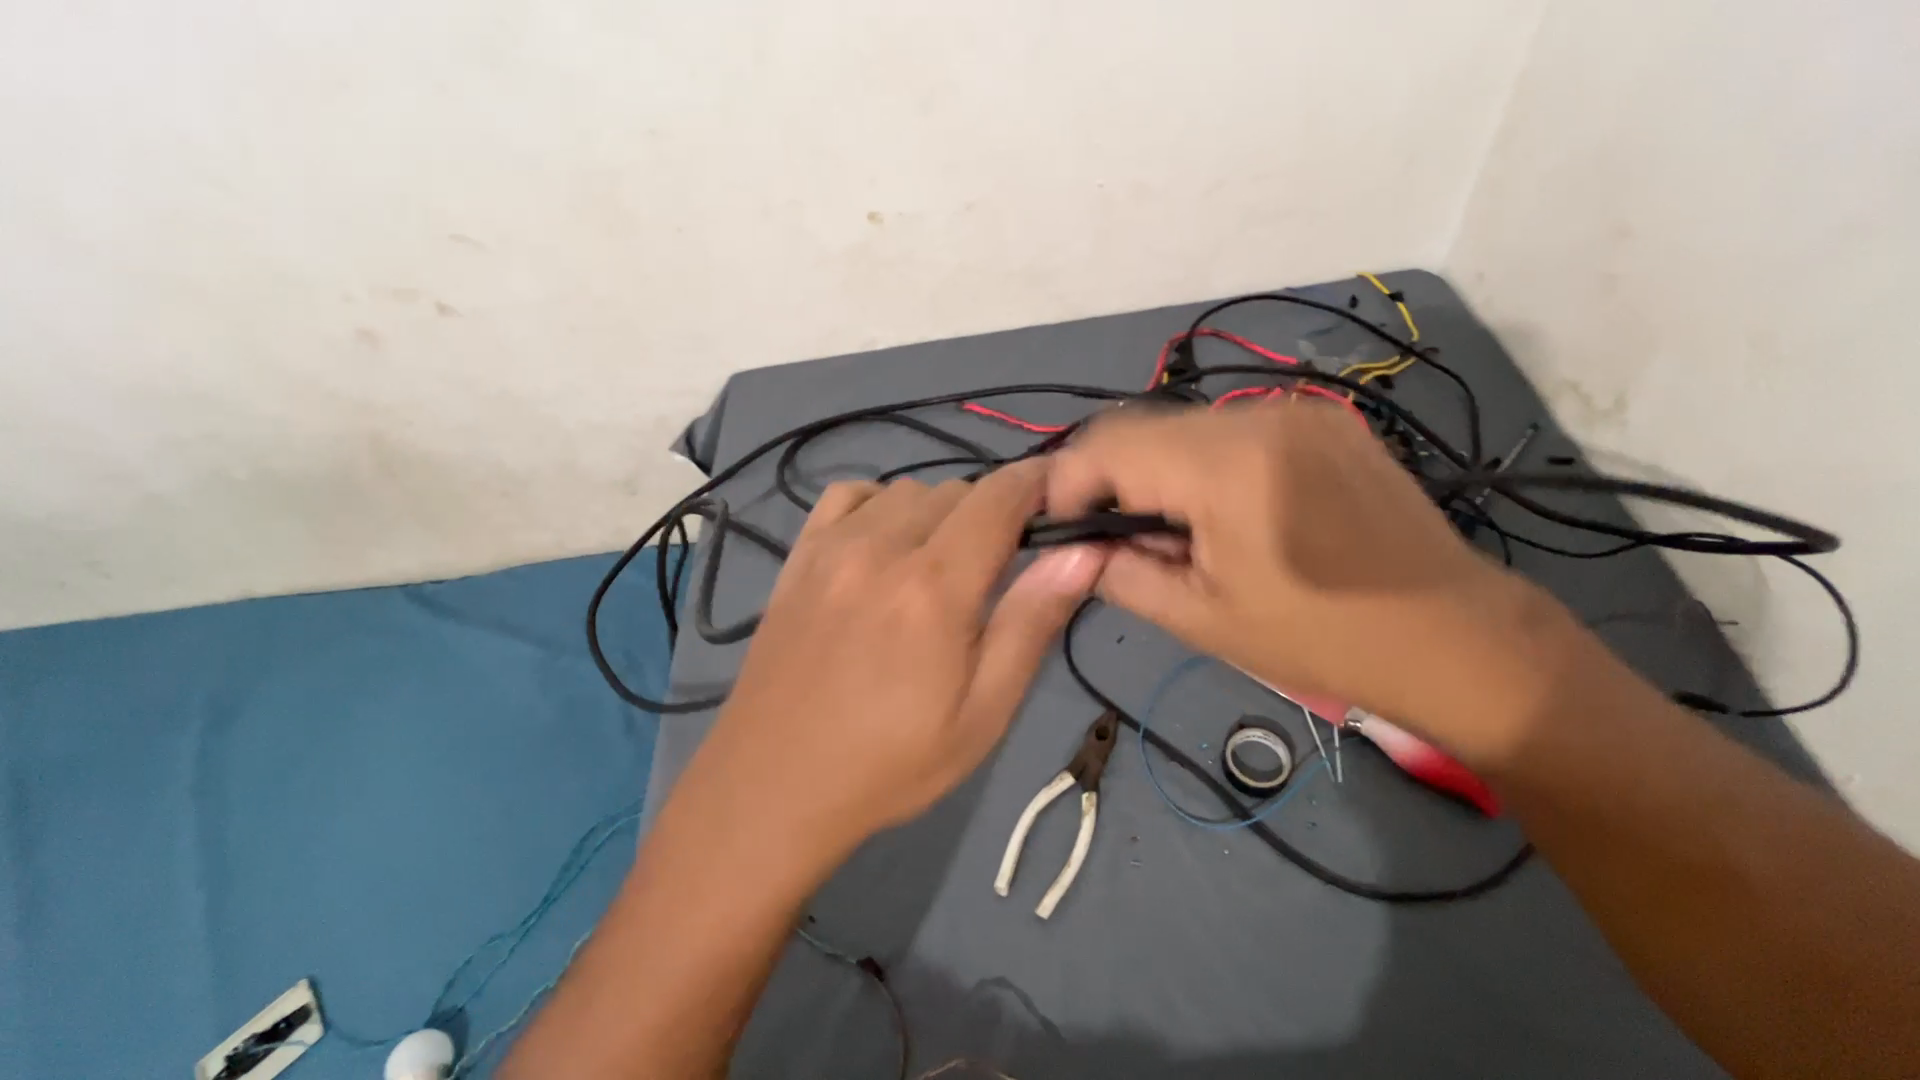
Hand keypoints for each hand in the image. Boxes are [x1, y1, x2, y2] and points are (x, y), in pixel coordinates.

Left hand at [697, 460, 1105, 854]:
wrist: (774, 786)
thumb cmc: (892, 763)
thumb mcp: (983, 712)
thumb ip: (1031, 622)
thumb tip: (1084, 551)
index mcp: (933, 586)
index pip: (999, 496)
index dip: (1038, 485)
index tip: (1059, 504)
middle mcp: (879, 547)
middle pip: (956, 490)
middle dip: (992, 513)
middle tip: (1000, 569)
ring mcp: (830, 548)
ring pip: (905, 490)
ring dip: (939, 512)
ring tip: (941, 567)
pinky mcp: (797, 559)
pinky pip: (847, 496)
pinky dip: (879, 505)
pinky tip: (884, 547)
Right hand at [1045, 400, 1564, 754]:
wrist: (1452, 634)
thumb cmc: (1320, 638)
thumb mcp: (1201, 619)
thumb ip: (1122, 573)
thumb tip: (1079, 546)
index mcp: (1225, 464)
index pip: (1109, 444)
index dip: (1067, 481)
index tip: (1060, 527)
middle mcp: (1259, 416)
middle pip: (1146, 428)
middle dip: (1113, 478)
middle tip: (1114, 538)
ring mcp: (1299, 412)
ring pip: (1190, 427)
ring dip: (1160, 471)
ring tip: (1175, 533)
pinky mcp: (1326, 421)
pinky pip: (1237, 431)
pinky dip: (1207, 464)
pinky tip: (1226, 513)